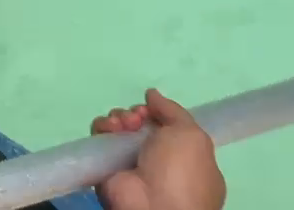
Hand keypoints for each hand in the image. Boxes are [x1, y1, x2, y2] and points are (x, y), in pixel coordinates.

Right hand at [89, 89, 225, 209]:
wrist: (155, 205)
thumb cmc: (182, 173)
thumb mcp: (192, 137)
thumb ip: (173, 111)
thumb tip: (153, 94)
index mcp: (185, 160)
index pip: (166, 127)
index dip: (157, 115)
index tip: (152, 111)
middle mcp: (158, 160)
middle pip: (140, 124)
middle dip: (135, 115)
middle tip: (136, 120)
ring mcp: (131, 162)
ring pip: (119, 126)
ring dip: (118, 118)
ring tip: (122, 125)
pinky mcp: (107, 163)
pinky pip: (101, 135)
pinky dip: (103, 127)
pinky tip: (109, 130)